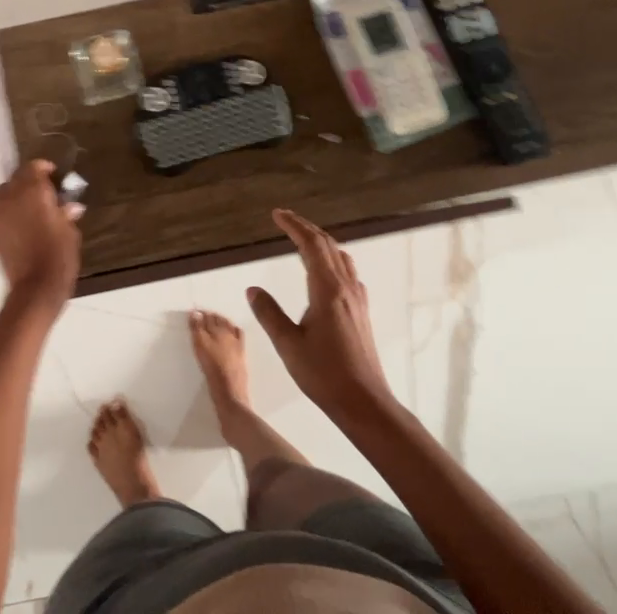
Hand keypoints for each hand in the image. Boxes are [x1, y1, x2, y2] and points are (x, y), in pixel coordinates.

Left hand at [0, 160, 80, 305]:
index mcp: (35, 191)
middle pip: (16, 177)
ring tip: (28, 204)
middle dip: (28, 179)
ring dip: (15, 192)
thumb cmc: (59, 256)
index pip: (33, 167)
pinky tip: (16, 219)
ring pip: (3, 190)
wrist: (35, 286)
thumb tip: (68, 206)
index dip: (43, 168)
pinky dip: (4, 207)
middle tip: (42, 190)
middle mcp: (13, 196)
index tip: (53, 175)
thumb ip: (65, 213)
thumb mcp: (70, 231)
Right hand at [248, 209, 391, 418]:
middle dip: (306, 229)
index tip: (277, 214)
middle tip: (285, 220)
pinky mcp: (361, 313)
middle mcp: (346, 288)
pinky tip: (326, 273)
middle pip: (328, 246)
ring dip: (322, 243)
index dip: (294, 226)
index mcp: (327, 290)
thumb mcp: (287, 344)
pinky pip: (348, 273)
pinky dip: (333, 260)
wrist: (364, 402)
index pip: (311, 246)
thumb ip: (269, 313)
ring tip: (304, 240)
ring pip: (341, 258)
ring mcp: (357, 300)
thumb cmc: (323, 374)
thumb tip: (253, 289)